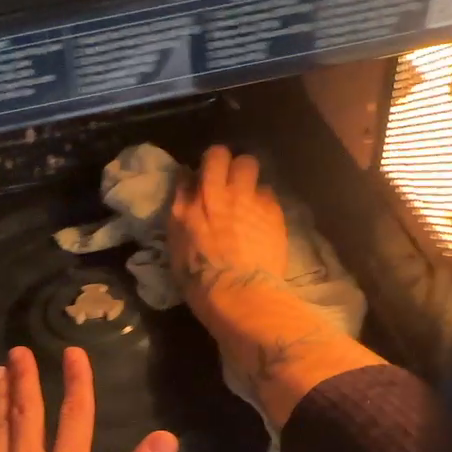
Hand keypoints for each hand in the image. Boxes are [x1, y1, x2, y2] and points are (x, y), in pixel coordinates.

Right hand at [168, 145, 289, 306]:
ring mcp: (247, 198)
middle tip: (226, 180)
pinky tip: (263, 218)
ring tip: (248, 196)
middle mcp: (217, 194)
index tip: (199, 184)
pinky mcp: (272, 209)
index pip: (186, 174)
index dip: (196, 175)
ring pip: (249, 165)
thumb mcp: (178, 252)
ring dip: (246, 177)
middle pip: (220, 155)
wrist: (242, 296)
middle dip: (223, 163)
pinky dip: (264, 200)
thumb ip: (182, 217)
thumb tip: (187, 192)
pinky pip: (268, 191)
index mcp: (188, 208)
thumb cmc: (202, 284)